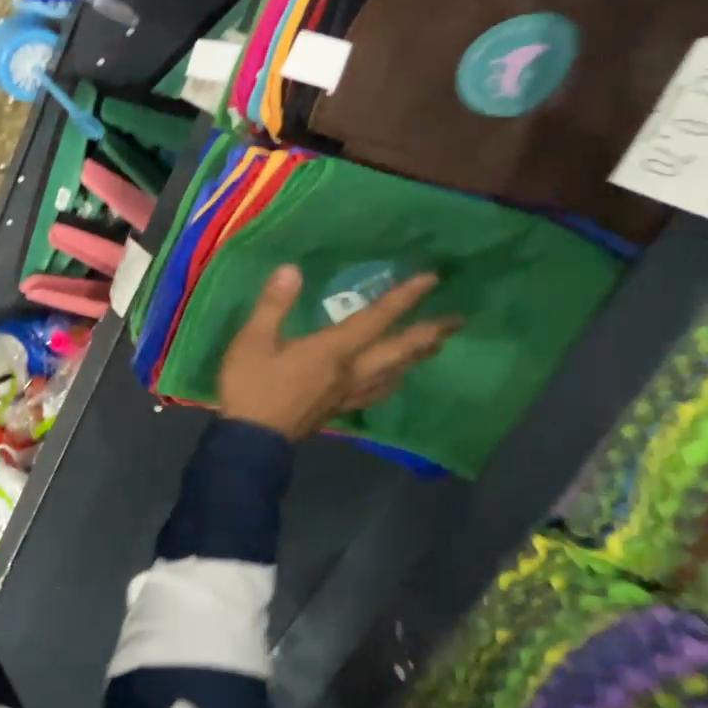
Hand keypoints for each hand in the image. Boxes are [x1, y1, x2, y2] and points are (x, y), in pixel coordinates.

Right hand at [217, 266, 460, 441]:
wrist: (252, 438)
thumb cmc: (250, 385)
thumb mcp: (252, 340)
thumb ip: (273, 305)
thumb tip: (292, 269)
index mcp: (332, 351)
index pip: (376, 319)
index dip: (404, 298)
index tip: (430, 279)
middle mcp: (351, 371)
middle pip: (400, 350)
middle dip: (429, 332)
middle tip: (458, 320)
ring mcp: (349, 393)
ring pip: (395, 372)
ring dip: (419, 356)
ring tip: (435, 345)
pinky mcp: (341, 408)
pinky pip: (380, 390)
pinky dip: (395, 379)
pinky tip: (394, 378)